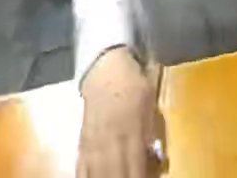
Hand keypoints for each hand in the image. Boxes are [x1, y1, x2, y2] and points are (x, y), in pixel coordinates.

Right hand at [78, 47, 159, 177]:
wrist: (105, 70)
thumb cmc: (133, 83)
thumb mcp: (150, 104)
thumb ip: (150, 133)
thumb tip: (154, 160)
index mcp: (132, 131)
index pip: (136, 171)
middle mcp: (111, 142)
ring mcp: (94, 146)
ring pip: (98, 177)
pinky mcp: (82, 145)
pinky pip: (82, 171)